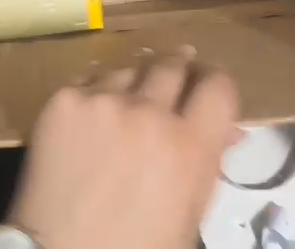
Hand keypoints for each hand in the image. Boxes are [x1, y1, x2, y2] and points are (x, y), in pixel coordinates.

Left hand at [6, 49, 237, 248]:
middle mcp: (149, 113)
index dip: (216, 83)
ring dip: (134, 83)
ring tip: (128, 104)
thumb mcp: (189, 216)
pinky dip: (97, 93)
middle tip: (175, 75)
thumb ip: (209, 164)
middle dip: (178, 69)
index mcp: (189, 148)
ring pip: (128, 69)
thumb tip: (230, 129)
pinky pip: (89, 80)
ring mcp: (103, 101)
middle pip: (172, 65)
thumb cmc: (138, 247)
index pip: (218, 87)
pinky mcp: (64, 100)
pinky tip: (95, 113)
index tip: (210, 84)